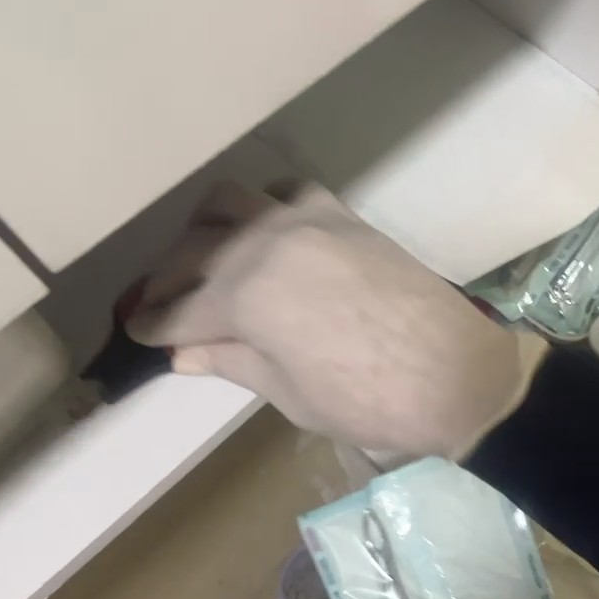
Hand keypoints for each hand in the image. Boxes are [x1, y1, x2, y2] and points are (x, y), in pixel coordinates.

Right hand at [125, 182, 542, 457]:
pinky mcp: (345, 217)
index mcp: (247, 296)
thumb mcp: (293, 396)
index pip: (180, 308)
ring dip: (204, 231)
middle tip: (155, 305)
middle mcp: (267, 243)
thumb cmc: (372, 403)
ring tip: (199, 262)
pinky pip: (287, 195)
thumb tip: (183, 353)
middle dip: (164, 280)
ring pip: (230, 204)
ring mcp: (308, 221)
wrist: (459, 377)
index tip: (139, 334)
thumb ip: (233, 363)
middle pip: (193, 251)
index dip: (154, 326)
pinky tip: (264, 237)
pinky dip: (263, 210)